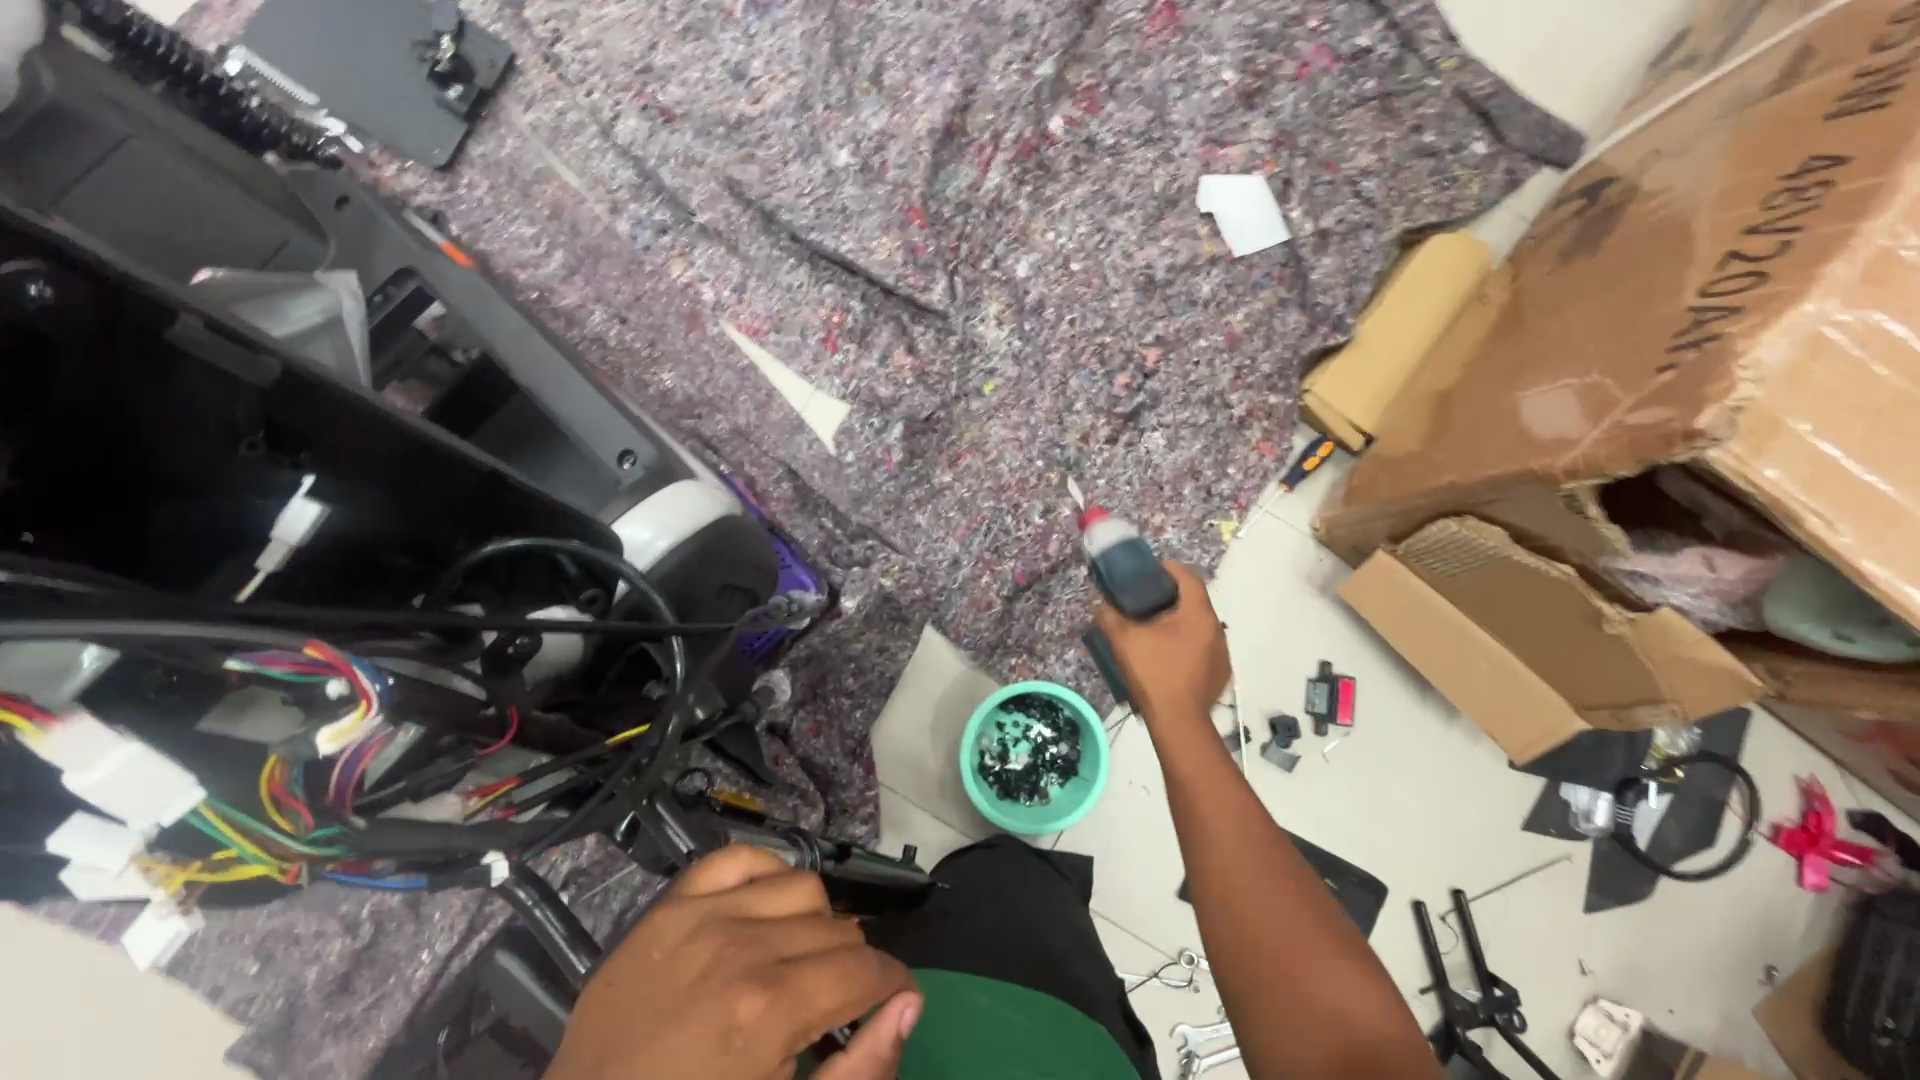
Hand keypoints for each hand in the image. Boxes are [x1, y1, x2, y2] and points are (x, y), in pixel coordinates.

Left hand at [546, 846, 921, 1079]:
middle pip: (838, 930)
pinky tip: (764, 910)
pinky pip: (737, 859)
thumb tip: (909, 1004)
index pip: (867, 970)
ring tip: (798, 960)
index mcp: (772, 1010)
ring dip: (814, 922)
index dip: (892, 985)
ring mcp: (699, 918)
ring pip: (800, 887)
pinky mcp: (666, 909)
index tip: (890, 1001)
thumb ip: (859, 1070)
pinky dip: (765, 873)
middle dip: (852, 966)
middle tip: (833, 1002)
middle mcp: (741, 948)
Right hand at [1093, 561, 1229, 727]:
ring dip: (1180, 622)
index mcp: (1197, 612)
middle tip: (1145, 603)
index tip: (1148, 573)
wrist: (1178, 721)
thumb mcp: (1124, 640)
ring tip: (1156, 632)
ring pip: (1199, 625)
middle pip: (1194, 600)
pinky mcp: (1221, 672)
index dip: (1167, 569)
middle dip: (1170, 597)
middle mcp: (1216, 627)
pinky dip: (1188, 645)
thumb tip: (1101, 604)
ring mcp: (1222, 651)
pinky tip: (1170, 658)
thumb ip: (1109, 616)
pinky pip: (1204, 648)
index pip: (1188, 576)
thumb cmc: (1153, 673)